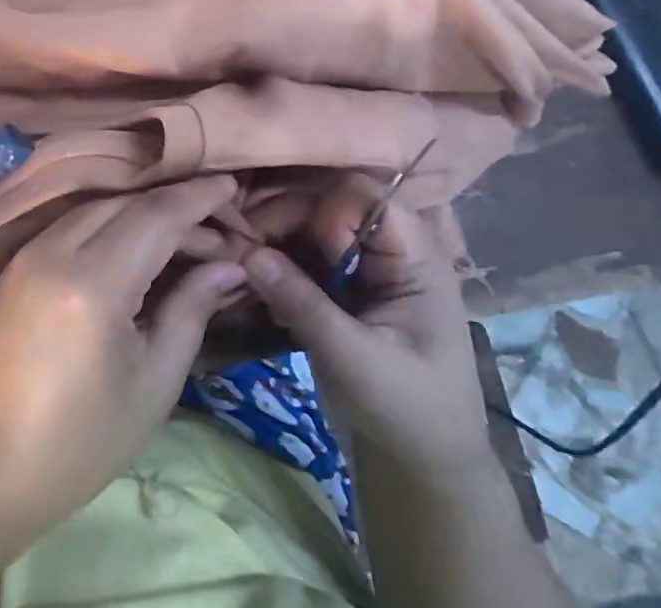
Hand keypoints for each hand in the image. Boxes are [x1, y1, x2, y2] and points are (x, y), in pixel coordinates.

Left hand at [0, 176, 246, 524]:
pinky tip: (140, 247)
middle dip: (178, 206)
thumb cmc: (82, 441)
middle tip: (223, 231)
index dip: (200, 197)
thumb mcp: (154, 380)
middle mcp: (54, 252)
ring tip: (190, 240)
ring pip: (99, 208)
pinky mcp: (16, 265)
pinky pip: (74, 225)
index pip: (157, 215)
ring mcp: (28, 255)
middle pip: (128, 204)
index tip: (234, 185)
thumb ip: (192, 309)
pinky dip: (114, 224)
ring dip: (145, 213)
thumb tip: (231, 267)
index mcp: (92, 283)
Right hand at [242, 175, 491, 483]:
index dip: (320, 209)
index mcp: (415, 257)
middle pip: (329, 206)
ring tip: (238, 266)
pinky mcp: (342, 287)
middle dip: (284, 221)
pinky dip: (277, 266)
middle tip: (240, 250)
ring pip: (310, 230)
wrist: (422, 461)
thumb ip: (304, 304)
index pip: (364, 198)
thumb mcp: (355, 361)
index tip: (279, 241)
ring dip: (274, 243)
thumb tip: (249, 254)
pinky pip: (304, 257)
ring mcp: (363, 268)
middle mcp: (389, 250)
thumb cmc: (406, 411)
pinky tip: (252, 284)